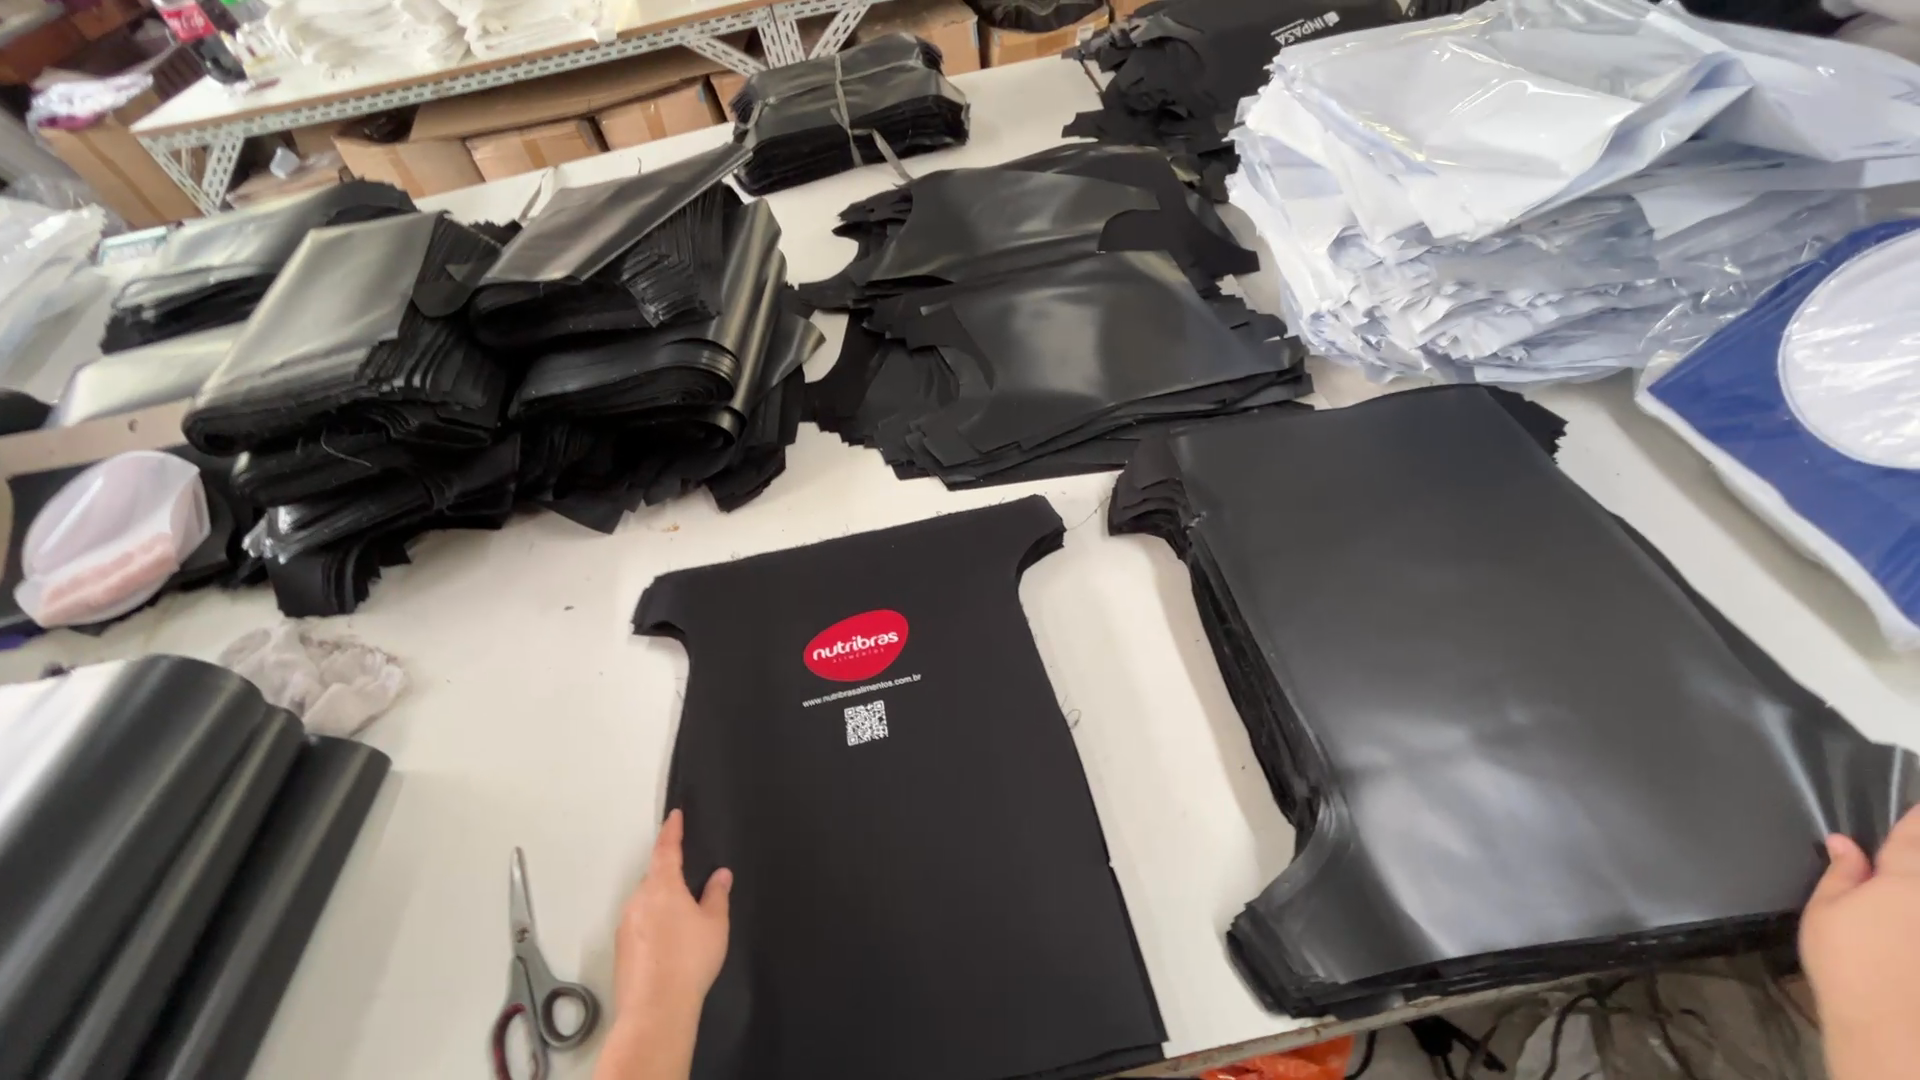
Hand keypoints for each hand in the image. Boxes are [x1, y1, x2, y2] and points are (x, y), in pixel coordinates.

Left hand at [595, 809, 730, 1079]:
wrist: (656, 1009)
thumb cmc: (690, 958)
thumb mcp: (715, 923)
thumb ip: (717, 894)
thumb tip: (720, 874)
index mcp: (663, 886)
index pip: (667, 849)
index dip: (672, 831)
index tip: (674, 815)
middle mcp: (639, 900)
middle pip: (655, 878)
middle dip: (671, 877)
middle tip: (692, 885)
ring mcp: (626, 925)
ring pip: (646, 903)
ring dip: (662, 904)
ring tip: (684, 922)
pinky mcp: (621, 949)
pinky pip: (640, 925)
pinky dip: (654, 925)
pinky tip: (669, 944)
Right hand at [1800, 805, 1919, 1079]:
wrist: (1894, 1026)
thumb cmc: (1846, 961)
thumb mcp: (1826, 912)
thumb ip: (1842, 875)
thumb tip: (1846, 843)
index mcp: (1903, 882)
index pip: (1912, 840)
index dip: (1917, 819)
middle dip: (1915, 851)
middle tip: (1903, 845)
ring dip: (1912, 880)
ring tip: (1895, 884)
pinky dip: (1911, 907)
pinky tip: (1901, 913)